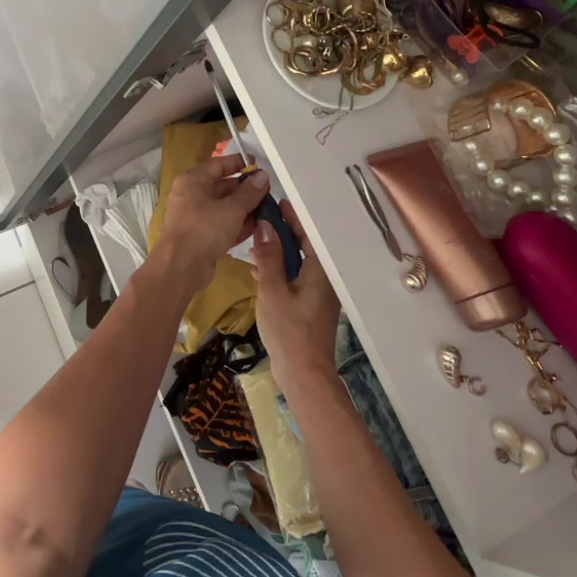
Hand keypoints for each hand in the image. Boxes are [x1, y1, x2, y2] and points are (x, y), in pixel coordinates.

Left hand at [154, 153, 270, 291]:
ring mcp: (195, 217)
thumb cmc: (204, 229)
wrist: (181, 266)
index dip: (239, 163)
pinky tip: (257, 227)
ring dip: (244, 208)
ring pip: (223, 207)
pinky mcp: (201, 236)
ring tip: (268, 209)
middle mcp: (191, 195)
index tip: (259, 165)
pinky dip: (237, 224)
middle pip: (222, 186)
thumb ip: (249, 192)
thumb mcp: (232, 208)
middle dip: (245, 189)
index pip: (218, 164)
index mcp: (193, 181)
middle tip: (269, 191)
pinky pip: (222, 224)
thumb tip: (263, 175)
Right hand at [250, 200, 340, 388]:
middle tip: (261, 219)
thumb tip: (266, 227)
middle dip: (283, 233)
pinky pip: (293, 280)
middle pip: (304, 248)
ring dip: (278, 253)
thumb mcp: (272, 290)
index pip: (307, 236)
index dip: (293, 218)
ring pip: (297, 265)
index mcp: (319, 272)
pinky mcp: (307, 308)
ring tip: (255, 244)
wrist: (303, 374)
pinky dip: (278, 272)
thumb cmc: (289, 330)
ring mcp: (316, 295)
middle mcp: (322, 280)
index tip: (277, 203)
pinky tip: (258, 272)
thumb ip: (269, 257)